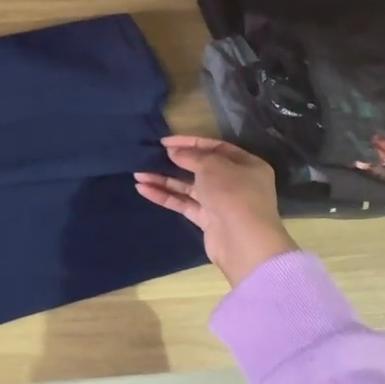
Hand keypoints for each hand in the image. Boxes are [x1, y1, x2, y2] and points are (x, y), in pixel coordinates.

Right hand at [135, 135, 298, 286]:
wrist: (243, 241)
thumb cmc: (233, 194)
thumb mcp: (212, 166)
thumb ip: (190, 155)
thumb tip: (173, 151)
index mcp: (246, 165)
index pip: (216, 147)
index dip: (190, 142)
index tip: (165, 141)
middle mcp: (235, 182)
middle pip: (200, 167)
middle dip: (174, 161)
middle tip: (151, 155)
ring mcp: (221, 202)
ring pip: (188, 186)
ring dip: (164, 180)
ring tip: (138, 174)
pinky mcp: (208, 219)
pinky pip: (184, 203)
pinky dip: (165, 196)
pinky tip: (143, 189)